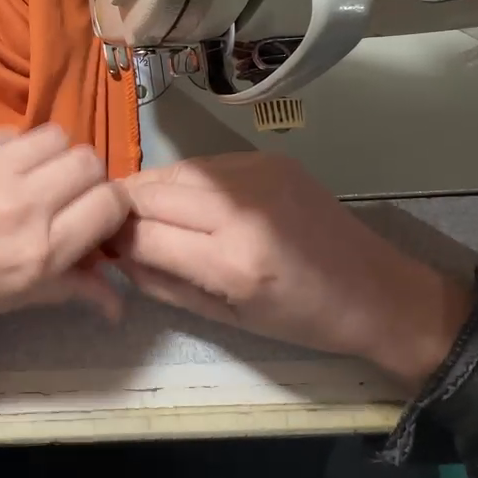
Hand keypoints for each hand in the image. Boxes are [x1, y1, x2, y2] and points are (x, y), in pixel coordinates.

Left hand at [0, 125, 129, 338]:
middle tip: (68, 194)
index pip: (110, 202)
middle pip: (89, 160)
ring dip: (55, 155)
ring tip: (37, 174)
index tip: (98, 216)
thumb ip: (73, 289)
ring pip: (55, 135)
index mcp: (42, 249)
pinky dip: (17, 147)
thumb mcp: (16, 301)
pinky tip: (0, 167)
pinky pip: (12, 131)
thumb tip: (119, 299)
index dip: (113, 206)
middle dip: (88, 178)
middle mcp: (25, 201)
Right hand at [110, 153, 471, 388]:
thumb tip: (116, 256)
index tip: (98, 246)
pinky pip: (202, 164)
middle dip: (120, 208)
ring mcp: (255, 173)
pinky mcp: (266, 157)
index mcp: (234, 259)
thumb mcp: (227, 320)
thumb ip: (163, 285)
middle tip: (108, 225)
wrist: (379, 290)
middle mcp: (240, 206)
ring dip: (148, 190)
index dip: (110, 239)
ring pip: (172, 170)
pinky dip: (182, 181)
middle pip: (150, 192)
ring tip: (141, 212)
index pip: (142, 233)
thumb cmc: (304, 320)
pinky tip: (186, 201)